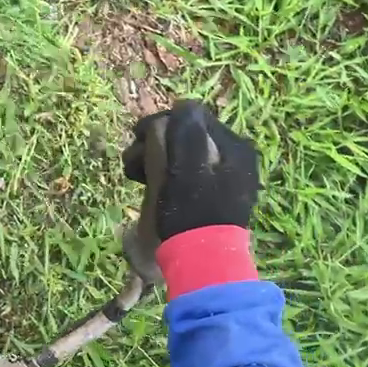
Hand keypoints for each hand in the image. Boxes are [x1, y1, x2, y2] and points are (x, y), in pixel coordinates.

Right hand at [121, 101, 259, 244]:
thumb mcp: (184, 165)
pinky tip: (150, 186)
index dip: (160, 123)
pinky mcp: (212, 195)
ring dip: (154, 158)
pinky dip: (164, 173)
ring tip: (135, 176)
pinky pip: (184, 171)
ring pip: (182, 152)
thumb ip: (184, 130)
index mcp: (234, 147)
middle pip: (185, 135)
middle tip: (133, 164)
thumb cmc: (190, 211)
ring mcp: (225, 177)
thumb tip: (182, 107)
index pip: (192, 116)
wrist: (201, 259)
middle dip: (154, 143)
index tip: (137, 138)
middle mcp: (234, 158)